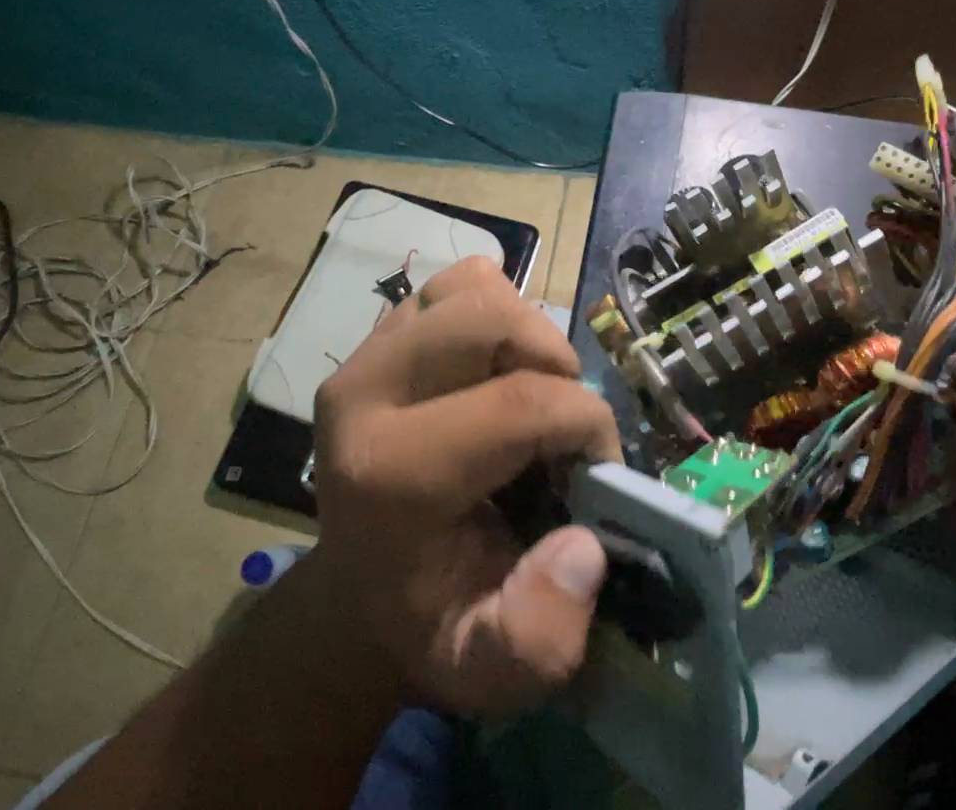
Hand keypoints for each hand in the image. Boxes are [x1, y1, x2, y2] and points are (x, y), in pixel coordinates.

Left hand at [304, 256, 621, 713]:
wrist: (361, 594)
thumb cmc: (434, 624)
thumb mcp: (492, 668)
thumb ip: (543, 630)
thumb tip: (582, 544)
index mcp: (391, 473)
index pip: (521, 403)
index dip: (587, 427)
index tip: (595, 474)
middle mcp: (364, 396)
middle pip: (493, 321)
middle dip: (559, 367)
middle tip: (563, 429)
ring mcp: (364, 356)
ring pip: (476, 291)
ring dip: (530, 337)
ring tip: (533, 399)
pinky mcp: (377, 337)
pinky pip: (457, 286)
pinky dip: (499, 315)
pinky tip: (500, 372)